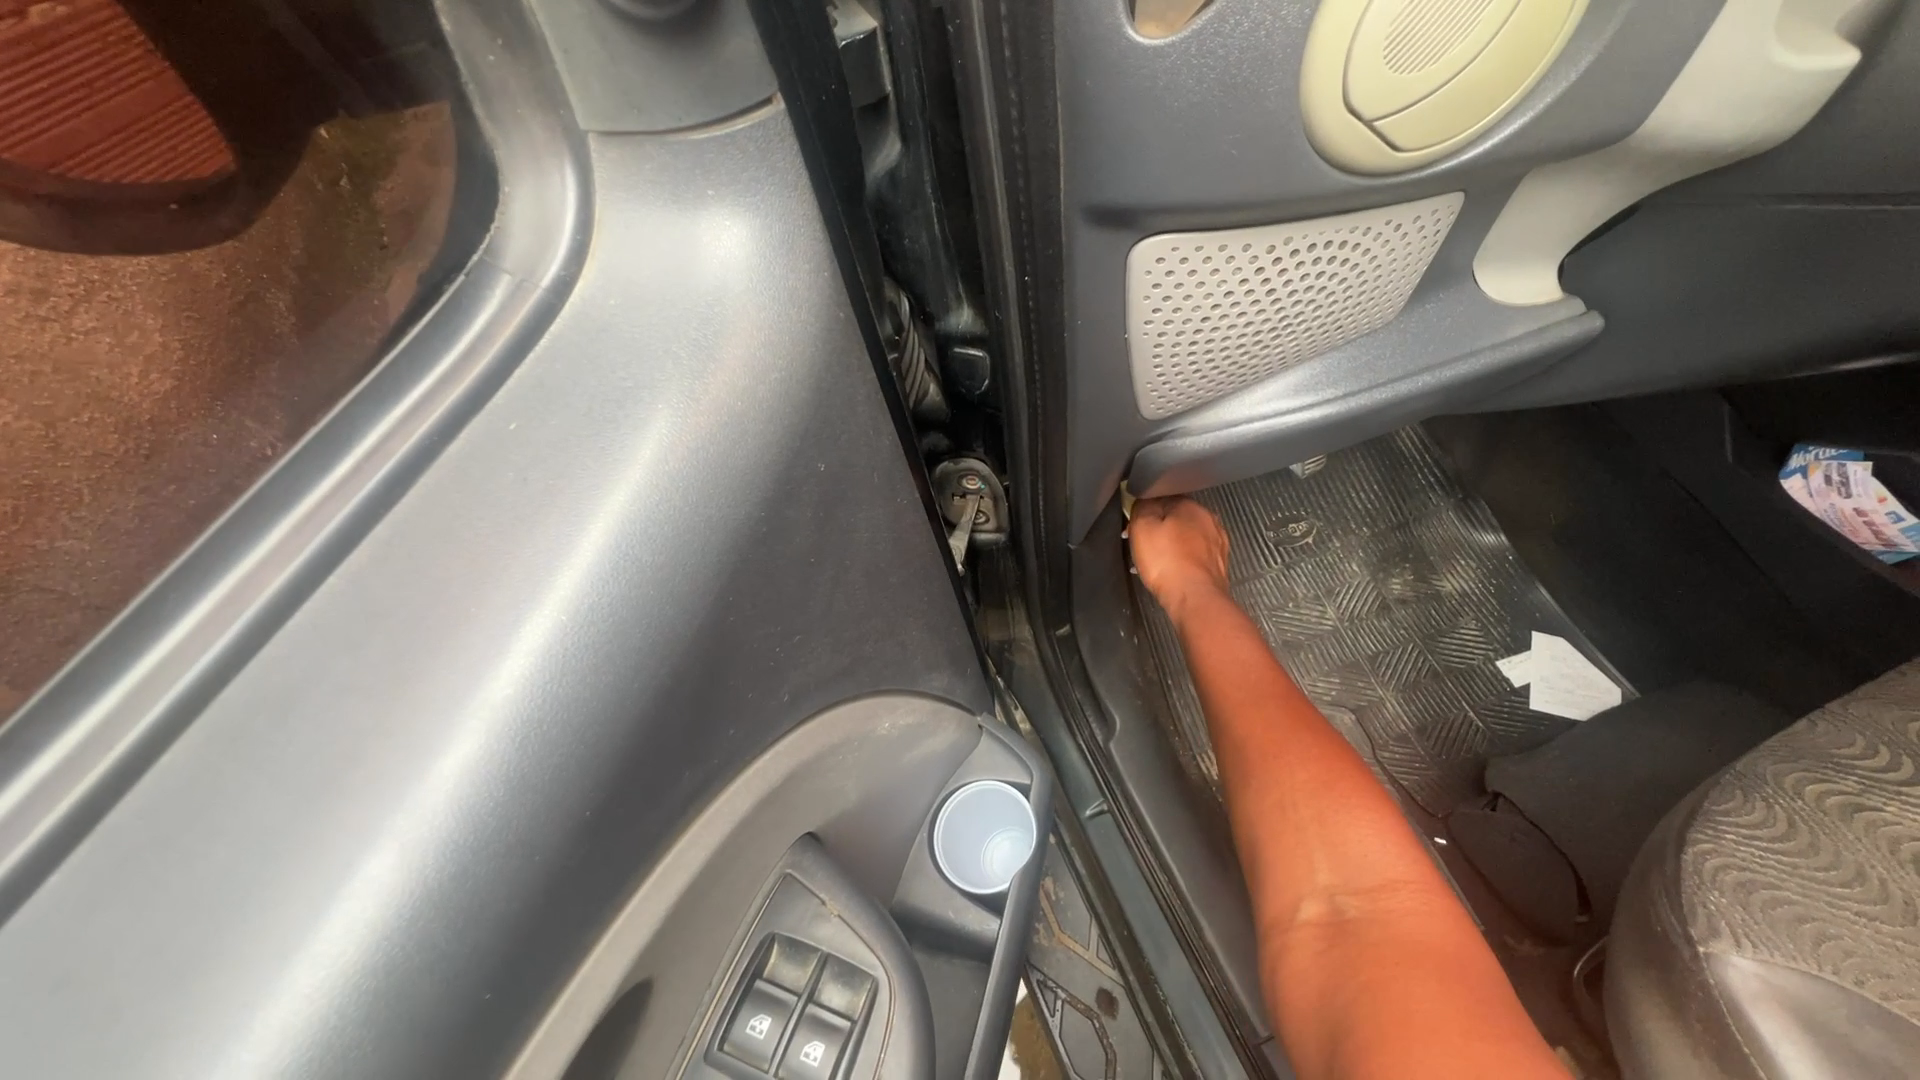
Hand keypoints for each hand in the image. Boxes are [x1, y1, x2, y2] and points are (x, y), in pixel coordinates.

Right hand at [1128, 496, 1230, 620]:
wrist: (1195, 597)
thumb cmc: (1166, 561)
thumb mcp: (1142, 527)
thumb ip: (1142, 507)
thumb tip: (1144, 499)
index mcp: (1190, 505)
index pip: (1162, 498)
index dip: (1145, 511)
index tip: (1133, 525)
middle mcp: (1208, 518)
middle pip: (1176, 518)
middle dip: (1159, 529)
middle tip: (1141, 545)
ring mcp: (1217, 542)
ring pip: (1186, 537)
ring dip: (1170, 545)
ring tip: (1154, 562)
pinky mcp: (1219, 563)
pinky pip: (1194, 555)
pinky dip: (1181, 559)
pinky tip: (1170, 572)